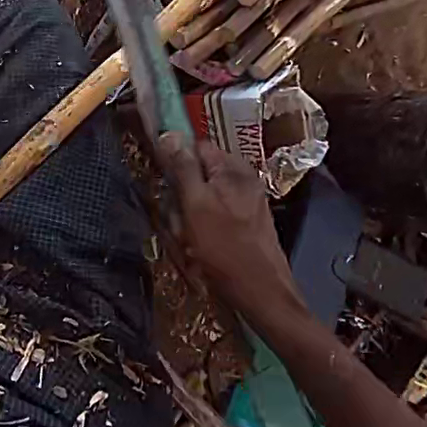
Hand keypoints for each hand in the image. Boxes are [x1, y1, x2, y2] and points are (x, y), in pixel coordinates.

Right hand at [155, 131, 302, 324]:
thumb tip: (170, 133)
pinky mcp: (248, 223)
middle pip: (199, 174)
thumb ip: (183, 168)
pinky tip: (201, 251)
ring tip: (189, 242)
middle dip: (183, 196)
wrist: (263, 293)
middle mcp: (244, 178)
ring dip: (190, 218)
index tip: (164, 185)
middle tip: (179, 222)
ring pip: (204, 199)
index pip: (197, 147)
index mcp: (233, 167)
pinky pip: (216, 217)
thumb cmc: (225, 249)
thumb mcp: (196, 205)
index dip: (177, 162)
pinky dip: (204, 231)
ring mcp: (248, 201)